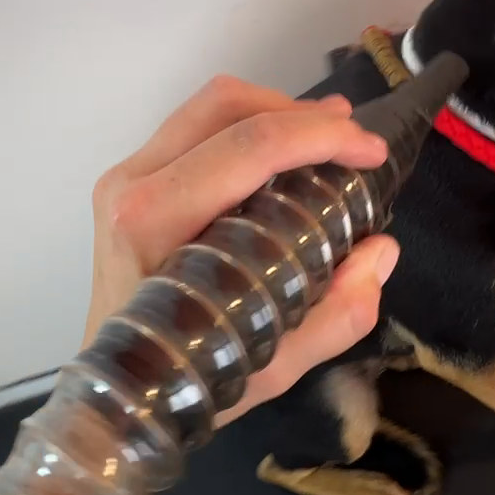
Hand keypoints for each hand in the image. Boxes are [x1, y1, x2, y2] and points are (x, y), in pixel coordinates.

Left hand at [87, 76, 400, 424]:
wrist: (112, 390)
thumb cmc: (182, 379)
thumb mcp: (267, 368)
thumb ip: (333, 319)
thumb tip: (382, 251)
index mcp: (155, 222)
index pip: (248, 148)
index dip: (321, 137)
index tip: (372, 153)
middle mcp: (133, 184)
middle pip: (227, 105)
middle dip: (305, 114)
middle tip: (356, 139)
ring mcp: (126, 173)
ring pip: (212, 103)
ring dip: (280, 109)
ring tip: (328, 134)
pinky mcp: (132, 174)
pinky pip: (200, 123)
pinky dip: (253, 123)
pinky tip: (287, 148)